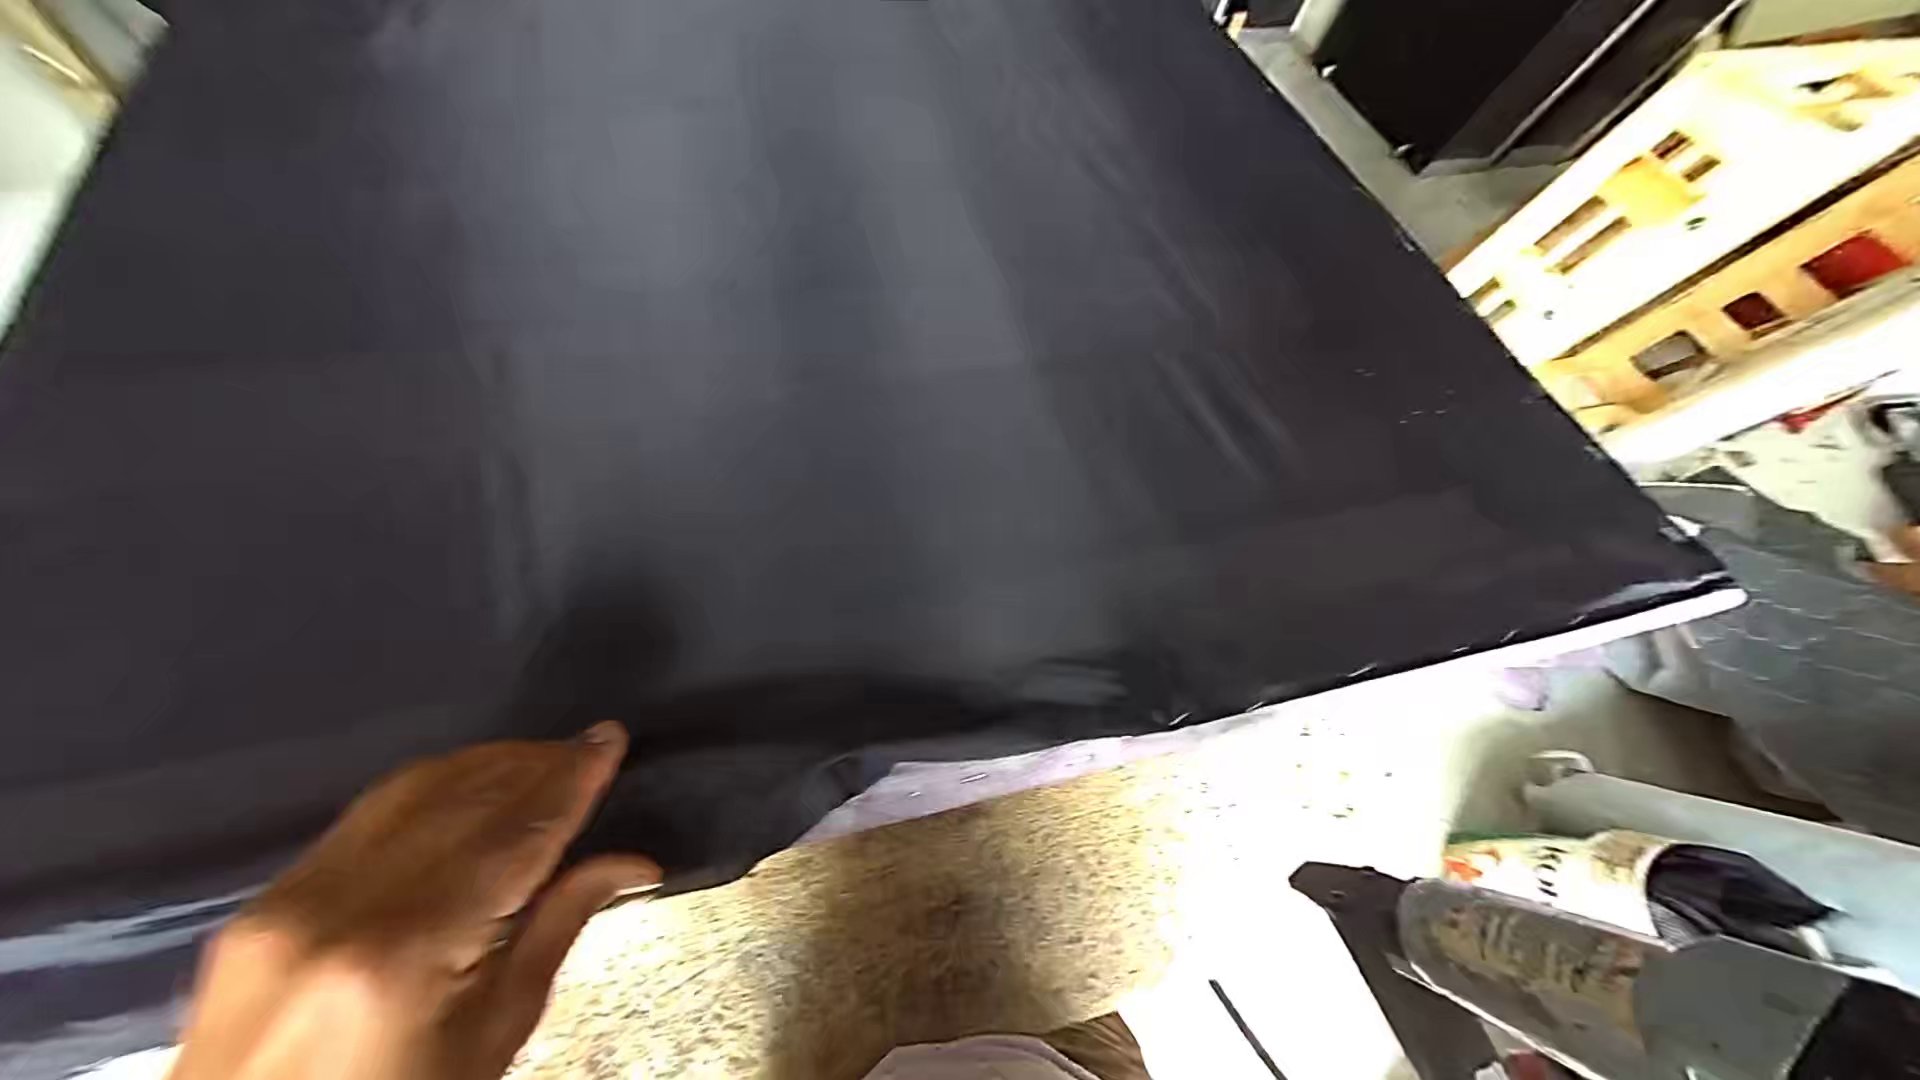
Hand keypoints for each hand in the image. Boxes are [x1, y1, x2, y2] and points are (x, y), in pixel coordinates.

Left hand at [166, 722, 658, 1079]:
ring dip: (492, 764)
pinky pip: (371, 812)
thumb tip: (637, 862)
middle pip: (466, 801)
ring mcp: (290, 902)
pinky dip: (439, 785)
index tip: (609, 738)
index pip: (515, 836)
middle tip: (588, 745)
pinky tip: (476, 783)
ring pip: (416, 791)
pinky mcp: (262, 902)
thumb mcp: (497, 1030)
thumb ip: (560, 924)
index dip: (570, 782)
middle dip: (539, 763)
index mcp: (409, 954)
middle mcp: (343, 910)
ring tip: (545, 759)